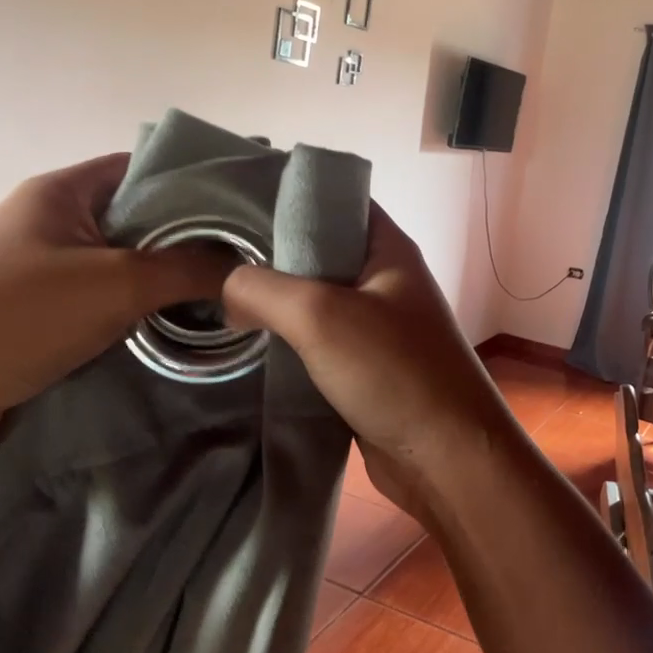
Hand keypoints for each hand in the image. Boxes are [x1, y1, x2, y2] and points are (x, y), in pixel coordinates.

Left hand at [0, 154, 239, 450]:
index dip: (199, 183)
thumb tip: (248, 269)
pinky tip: (184, 333)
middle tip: (256, 261)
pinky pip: (109, 308)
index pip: (145, 169)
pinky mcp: (42, 321)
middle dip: (195, 242)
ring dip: (171, 287)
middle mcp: (55, 226)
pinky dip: (144, 318)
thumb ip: (189, 269)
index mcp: (63, 193)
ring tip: (234, 299)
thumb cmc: (12, 317)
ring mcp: (46, 276)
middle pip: (141, 222)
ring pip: (128, 270)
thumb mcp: (117, 283)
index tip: (251, 208)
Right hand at [222, 206, 519, 513]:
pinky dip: (287, 345)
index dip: (286, 195)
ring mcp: (376, 328)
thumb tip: (227, 290)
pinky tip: (246, 347)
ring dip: (274, 306)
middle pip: (318, 253)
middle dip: (268, 255)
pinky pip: (317, 345)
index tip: (228, 203)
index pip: (334, 202)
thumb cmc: (394, 372)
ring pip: (314, 303)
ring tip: (212, 299)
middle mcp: (384, 281)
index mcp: (388, 249)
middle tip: (206, 257)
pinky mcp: (365, 370)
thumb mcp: (320, 315)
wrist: (446, 457)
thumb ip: (263, 289)